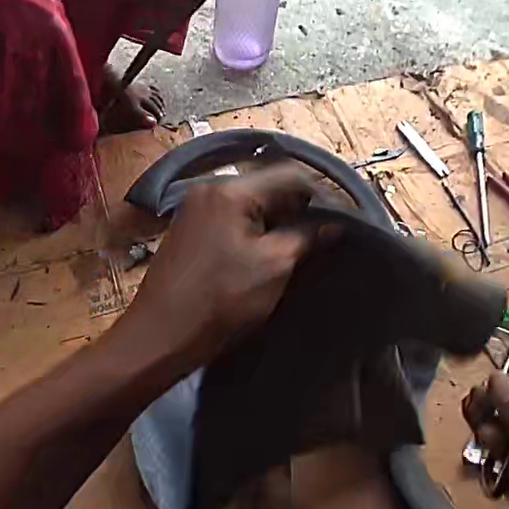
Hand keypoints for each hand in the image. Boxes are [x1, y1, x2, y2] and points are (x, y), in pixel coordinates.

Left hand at [118, 165, 319, 367]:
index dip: (323, 194)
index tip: (346, 218)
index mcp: (229, 190)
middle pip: (267, 187)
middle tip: (326, 234)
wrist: (162, 333)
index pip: (289, 175)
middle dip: (298, 208)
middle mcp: (208, 189)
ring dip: (276, 221)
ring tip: (302, 246)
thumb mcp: (274, 266)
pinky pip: (230, 219)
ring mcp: (194, 209)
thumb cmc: (220, 298)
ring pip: (249, 204)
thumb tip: (333, 224)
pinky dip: (253, 230)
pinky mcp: (188, 230)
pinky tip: (269, 252)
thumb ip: (306, 237)